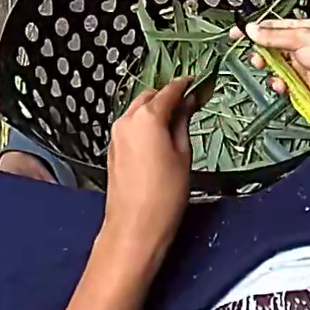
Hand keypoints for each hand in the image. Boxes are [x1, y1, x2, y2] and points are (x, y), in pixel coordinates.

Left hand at [99, 76, 195, 269]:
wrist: (135, 227)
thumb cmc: (164, 194)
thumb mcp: (183, 154)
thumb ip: (183, 123)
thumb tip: (187, 105)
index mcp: (148, 117)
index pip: (169, 91)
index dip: (185, 85)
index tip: (196, 83)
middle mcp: (127, 120)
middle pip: (150, 96)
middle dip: (168, 96)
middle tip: (189, 103)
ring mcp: (116, 135)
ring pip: (138, 110)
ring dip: (155, 109)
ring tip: (177, 120)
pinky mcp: (113, 149)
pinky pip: (131, 126)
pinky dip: (145, 124)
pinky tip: (159, 136)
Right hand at [237, 19, 309, 118]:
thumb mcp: (302, 39)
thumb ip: (275, 36)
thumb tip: (253, 29)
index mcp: (306, 30)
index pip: (274, 26)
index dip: (256, 30)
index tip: (239, 33)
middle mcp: (304, 47)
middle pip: (273, 48)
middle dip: (262, 52)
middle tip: (255, 56)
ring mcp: (304, 66)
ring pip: (277, 67)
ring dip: (271, 70)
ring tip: (269, 70)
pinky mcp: (304, 84)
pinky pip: (285, 83)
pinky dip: (280, 84)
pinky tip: (282, 84)